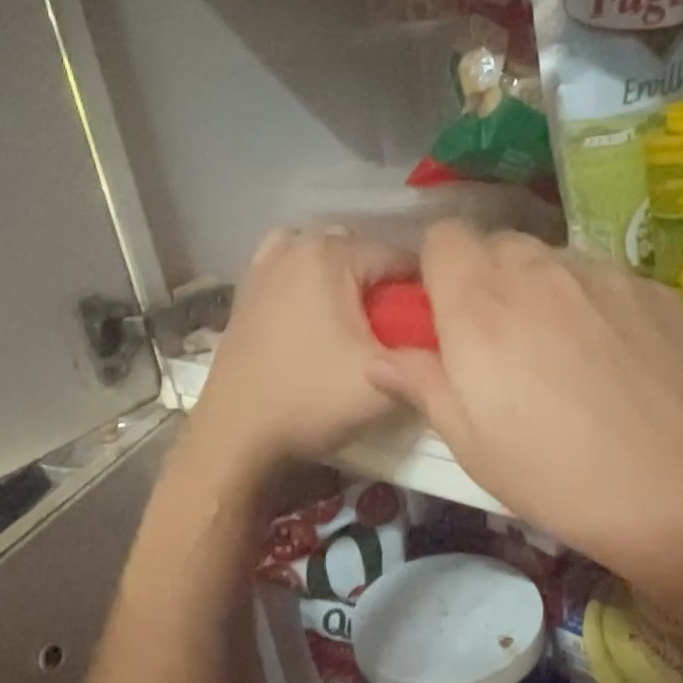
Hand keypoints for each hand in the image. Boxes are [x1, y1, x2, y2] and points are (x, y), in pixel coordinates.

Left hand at [194, 229, 414, 476]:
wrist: (237, 437)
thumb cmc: (312, 400)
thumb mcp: (385, 379)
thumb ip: (425, 349)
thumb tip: (445, 334)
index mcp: (329, 254)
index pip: (401, 257)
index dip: (423, 293)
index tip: (429, 329)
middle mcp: (294, 245)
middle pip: (362, 254)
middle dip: (384, 287)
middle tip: (395, 332)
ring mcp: (263, 266)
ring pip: (325, 260)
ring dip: (346, 283)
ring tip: (356, 323)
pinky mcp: (246, 292)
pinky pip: (292, 272)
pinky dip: (311, 286)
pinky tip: (317, 319)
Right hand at [367, 221, 682, 586]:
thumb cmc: (557, 476)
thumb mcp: (472, 444)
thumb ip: (424, 385)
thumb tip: (385, 357)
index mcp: (480, 303)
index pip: (443, 236)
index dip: (438, 269)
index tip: (444, 315)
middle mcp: (541, 270)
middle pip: (499, 245)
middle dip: (489, 281)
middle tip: (501, 344)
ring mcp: (605, 275)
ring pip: (556, 261)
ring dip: (544, 291)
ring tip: (565, 355)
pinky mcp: (657, 290)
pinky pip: (607, 282)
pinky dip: (596, 305)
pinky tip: (618, 361)